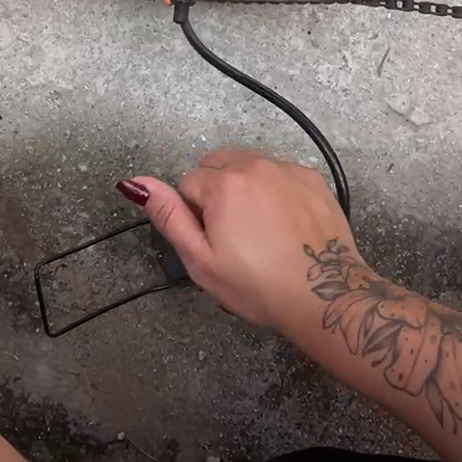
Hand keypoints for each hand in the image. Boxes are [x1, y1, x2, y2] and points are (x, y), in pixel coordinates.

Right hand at [125, 151, 363, 331]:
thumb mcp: (201, 260)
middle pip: (216, 165)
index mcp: (223, 183)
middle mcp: (255, 165)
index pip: (188, 184)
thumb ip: (168, 215)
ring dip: (245, 186)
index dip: (195, 215)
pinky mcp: (312, 178)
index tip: (214, 242)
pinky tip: (283, 223)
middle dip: (216, 192)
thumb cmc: (258, 285)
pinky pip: (279, 172)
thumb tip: (136, 183)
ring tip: (259, 229)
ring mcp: (287, 169)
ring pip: (248, 165)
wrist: (326, 296)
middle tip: (233, 234)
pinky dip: (274, 189)